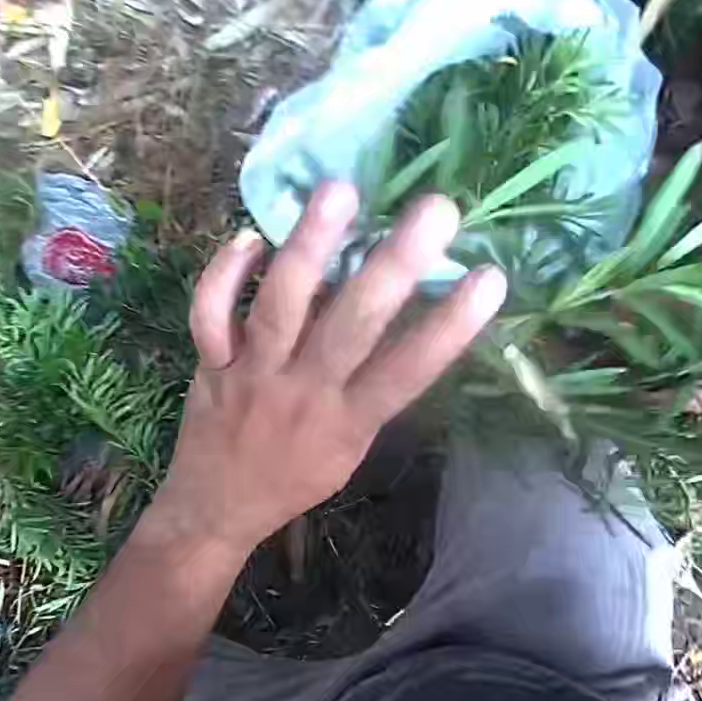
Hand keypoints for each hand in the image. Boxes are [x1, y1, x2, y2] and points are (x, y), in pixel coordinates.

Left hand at [147, 182, 506, 556]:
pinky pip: (210, 312)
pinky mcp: (211, 363)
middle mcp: (305, 393)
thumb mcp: (349, 449)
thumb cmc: (295, 478)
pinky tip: (252, 237)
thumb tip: (396, 318)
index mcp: (349, 422)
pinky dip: (225, 272)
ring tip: (340, 192)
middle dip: (397, 265)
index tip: (491, 277)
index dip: (452, 324)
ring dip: (310, 245)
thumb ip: (371, 390)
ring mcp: (253, 374)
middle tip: (437, 209)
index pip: (410, 370)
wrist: (217, 508)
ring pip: (281, 304)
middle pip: (354, 324)